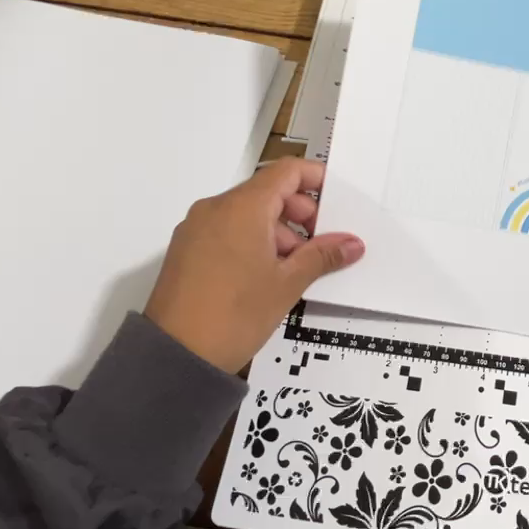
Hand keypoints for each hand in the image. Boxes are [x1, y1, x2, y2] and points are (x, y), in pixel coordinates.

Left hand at [145, 158, 364, 373]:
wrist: (174, 357)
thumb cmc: (236, 314)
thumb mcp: (288, 284)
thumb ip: (322, 256)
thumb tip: (353, 243)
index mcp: (243, 207)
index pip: (286, 171)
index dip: (316, 179)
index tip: (337, 201)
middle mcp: (216, 208)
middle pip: (268, 192)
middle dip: (300, 213)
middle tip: (320, 246)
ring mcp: (196, 228)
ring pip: (248, 214)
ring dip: (278, 231)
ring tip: (295, 270)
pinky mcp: (186, 249)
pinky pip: (228, 231)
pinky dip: (253, 241)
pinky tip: (267, 276)